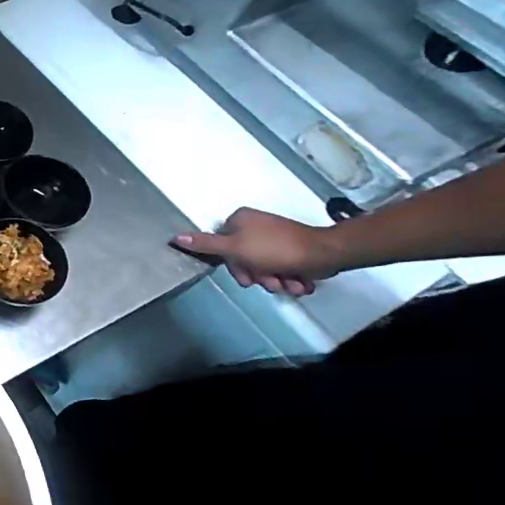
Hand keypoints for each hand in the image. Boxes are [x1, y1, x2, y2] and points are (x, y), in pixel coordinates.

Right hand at [172, 207, 344, 295]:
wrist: (328, 254)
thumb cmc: (277, 249)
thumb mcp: (236, 248)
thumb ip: (206, 244)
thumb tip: (175, 237)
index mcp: (240, 220)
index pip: (222, 246)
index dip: (235, 266)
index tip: (249, 276)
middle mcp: (256, 226)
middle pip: (244, 259)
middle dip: (260, 276)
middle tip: (272, 282)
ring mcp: (275, 238)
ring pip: (264, 266)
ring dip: (276, 280)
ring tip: (290, 283)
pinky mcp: (293, 249)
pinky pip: (282, 267)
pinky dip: (290, 278)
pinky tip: (300, 282)